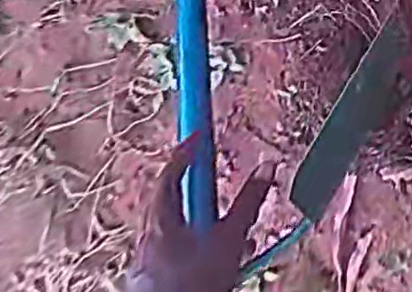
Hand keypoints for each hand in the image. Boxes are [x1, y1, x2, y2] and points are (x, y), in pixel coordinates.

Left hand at [124, 133, 271, 291]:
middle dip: (188, 182)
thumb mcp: (231, 237)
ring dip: (192, 215)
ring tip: (217, 221)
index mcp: (162, 222)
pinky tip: (208, 252)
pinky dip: (188, 241)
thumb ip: (248, 201)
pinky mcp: (148, 283)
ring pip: (167, 226)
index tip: (198, 134)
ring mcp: (143, 265)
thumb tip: (267, 167)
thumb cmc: (196, 284)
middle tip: (205, 167)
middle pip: (165, 199)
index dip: (185, 151)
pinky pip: (168, 250)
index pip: (170, 174)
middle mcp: (146, 241)